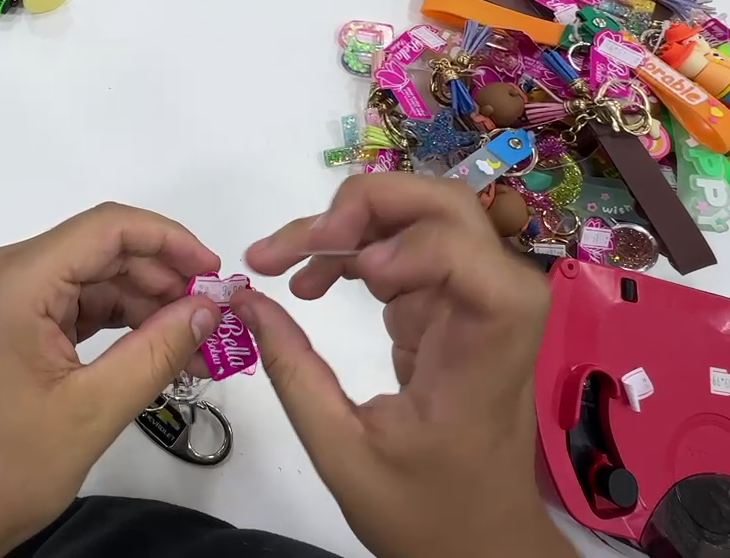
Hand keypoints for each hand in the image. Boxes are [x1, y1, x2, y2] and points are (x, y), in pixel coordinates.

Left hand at [0, 203, 221, 557]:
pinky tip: (160, 348)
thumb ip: (157, 351)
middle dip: (163, 279)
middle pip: (103, 251)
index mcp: (19, 277)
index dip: (169, 241)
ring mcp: (11, 299)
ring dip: (147, 305)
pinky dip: (121, 324)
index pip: (107, 228)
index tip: (214, 273)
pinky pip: (79, 306)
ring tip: (199, 341)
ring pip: (96, 279)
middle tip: (215, 316)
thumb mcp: (91, 410)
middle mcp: (11, 274)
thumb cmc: (0, 467)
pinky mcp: (17, 325)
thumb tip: (209, 308)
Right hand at [241, 174, 572, 557]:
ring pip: (413, 214)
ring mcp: (465, 298)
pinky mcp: (442, 303)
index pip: (470, 255)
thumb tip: (243, 297)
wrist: (482, 544)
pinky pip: (394, 246)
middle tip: (303, 242)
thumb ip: (291, 370)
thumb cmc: (425, 514)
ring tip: (286, 261)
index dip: (414, 244)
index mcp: (484, 348)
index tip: (357, 276)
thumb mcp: (342, 452)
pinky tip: (311, 282)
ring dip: (346, 223)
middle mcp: (487, 306)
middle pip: (442, 206)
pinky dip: (347, 250)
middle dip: (365, 205)